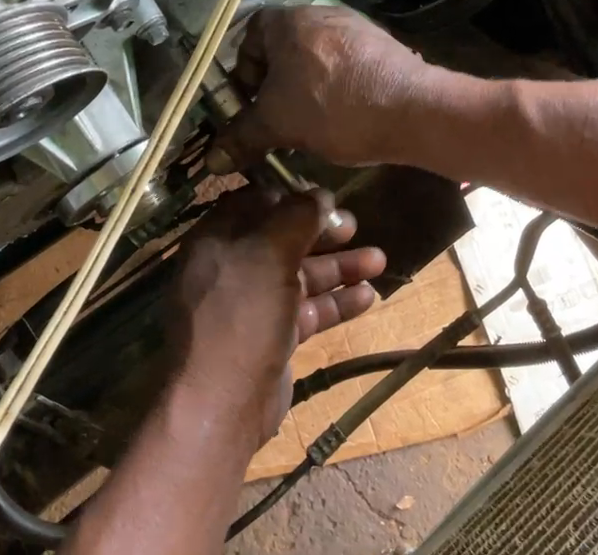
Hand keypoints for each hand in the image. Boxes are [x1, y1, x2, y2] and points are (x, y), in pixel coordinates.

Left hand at [170, 181, 385, 442]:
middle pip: (283, 238)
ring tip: (379, 260)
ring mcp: (253, 303)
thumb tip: (320, 195)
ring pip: (301, 275)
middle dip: (321, 232)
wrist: (221, 403)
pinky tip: (368, 297)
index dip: (291, 196)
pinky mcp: (273, 336)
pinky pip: (308, 309)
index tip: (326, 196)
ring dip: (339, 267)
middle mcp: (233, 266)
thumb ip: (296, 217)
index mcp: (218, 238)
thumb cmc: (240, 314)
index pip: (255, 203)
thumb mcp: (268, 253)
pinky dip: (336, 302)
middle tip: (354, 227)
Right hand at [215, 6, 436, 167]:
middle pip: (283, 47)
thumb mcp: (278, 125)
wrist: (413, 110)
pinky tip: (344, 117)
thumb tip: (213, 159)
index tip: (250, 102)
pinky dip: (337, 87)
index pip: (250, 34)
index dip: (244, 69)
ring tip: (310, 123)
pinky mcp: (382, 46)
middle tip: (276, 118)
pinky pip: (346, 65)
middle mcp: (320, 14)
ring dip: (306, 87)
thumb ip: (241, 137)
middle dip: (275, 84)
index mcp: (288, 21)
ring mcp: (355, 28)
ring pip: (316, 58)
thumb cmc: (332, 107)